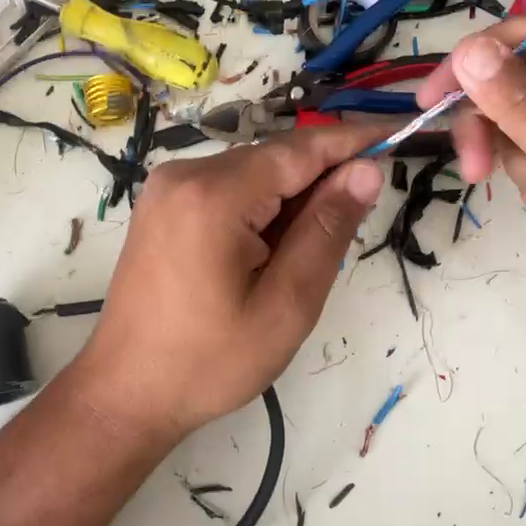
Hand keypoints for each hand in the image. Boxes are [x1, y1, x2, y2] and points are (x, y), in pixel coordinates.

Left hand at [67, 125, 387, 442]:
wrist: (126, 391)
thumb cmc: (208, 362)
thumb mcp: (286, 305)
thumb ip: (327, 230)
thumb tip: (366, 169)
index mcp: (214, 195)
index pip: (300, 150)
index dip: (353, 140)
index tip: (399, 134)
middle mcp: (184, 175)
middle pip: (274, 160)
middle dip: (320, 183)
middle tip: (348, 233)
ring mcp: (166, 188)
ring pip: (252, 174)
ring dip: (289, 202)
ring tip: (296, 262)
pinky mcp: (161, 205)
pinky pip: (227, 189)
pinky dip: (259, 210)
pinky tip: (265, 256)